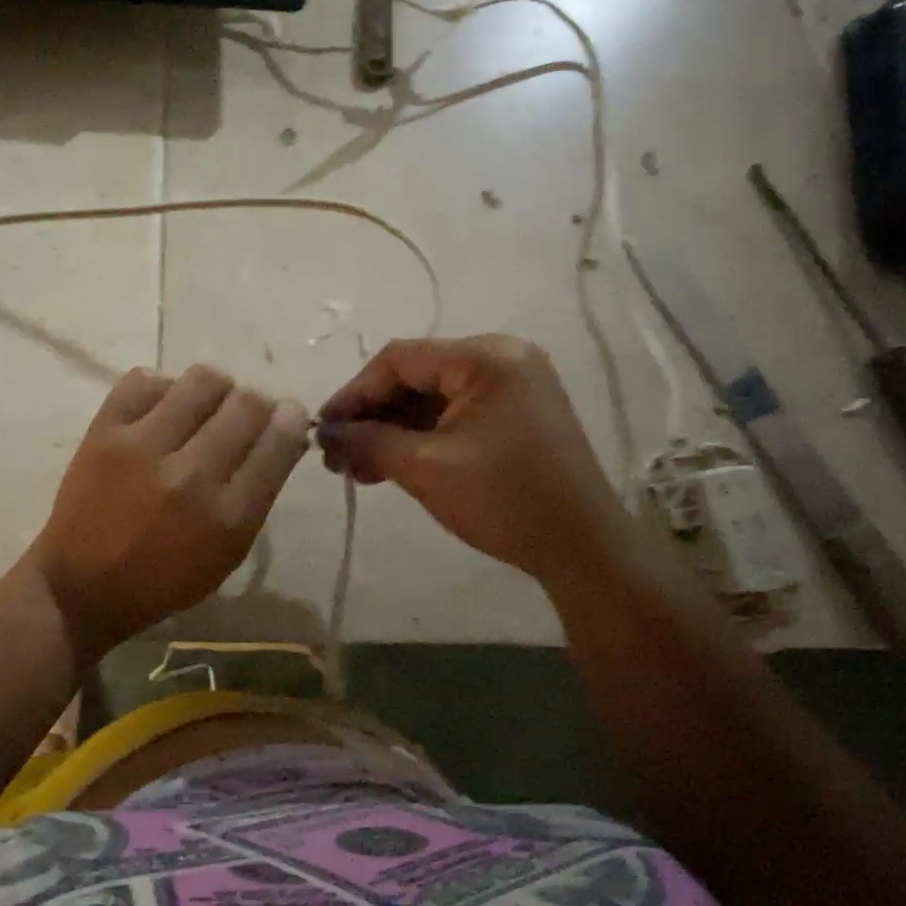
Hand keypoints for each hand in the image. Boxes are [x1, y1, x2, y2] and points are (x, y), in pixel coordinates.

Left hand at [30, 366, 310, 658]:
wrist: (81, 585)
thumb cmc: (164, 579)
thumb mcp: (228, 553)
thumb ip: (259, 492)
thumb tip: (287, 432)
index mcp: (229, 516)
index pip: (279, 441)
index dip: (291, 419)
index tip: (287, 414)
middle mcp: (192, 475)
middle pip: (247, 403)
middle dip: (256, 404)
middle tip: (241, 416)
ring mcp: (144, 447)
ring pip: (203, 380)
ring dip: (214, 391)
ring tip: (201, 409)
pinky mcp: (105, 431)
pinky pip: (147, 379)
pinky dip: (162, 388)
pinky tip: (161, 410)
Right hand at [317, 335, 628, 582]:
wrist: (583, 549)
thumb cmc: (504, 500)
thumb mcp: (425, 469)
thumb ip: (368, 442)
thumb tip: (323, 433)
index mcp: (487, 357)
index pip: (400, 360)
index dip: (354, 393)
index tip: (322, 429)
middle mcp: (503, 357)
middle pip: (416, 376)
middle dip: (372, 416)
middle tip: (337, 455)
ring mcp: (515, 385)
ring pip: (433, 397)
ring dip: (393, 430)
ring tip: (358, 469)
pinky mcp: (517, 413)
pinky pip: (455, 412)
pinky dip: (422, 437)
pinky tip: (392, 465)